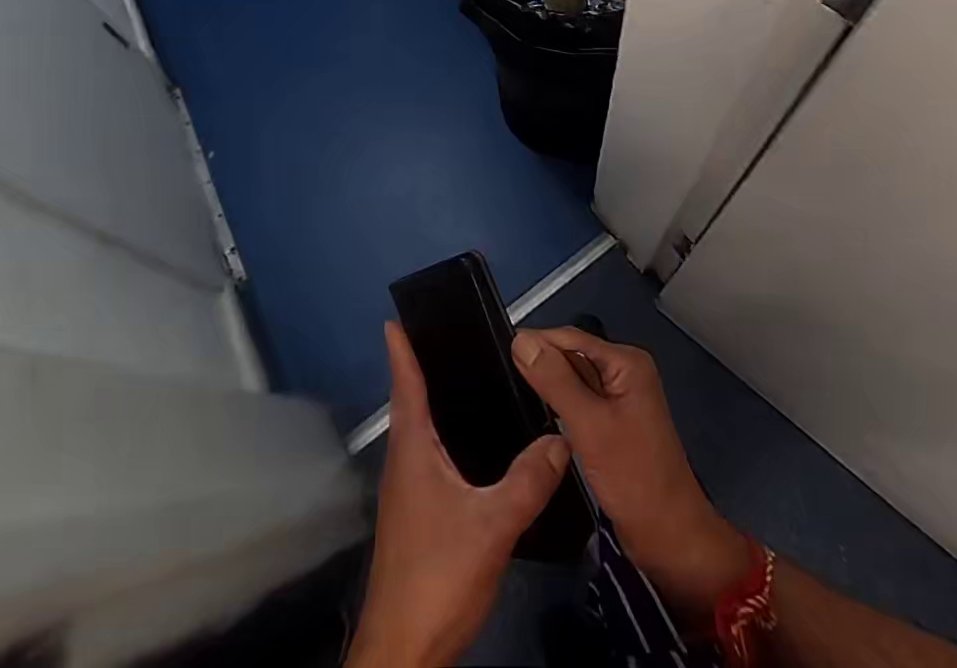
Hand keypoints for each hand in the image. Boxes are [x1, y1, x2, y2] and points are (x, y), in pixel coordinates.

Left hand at [347, 322, 571, 667]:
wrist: (406, 648)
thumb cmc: (438, 576)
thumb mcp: (493, 525)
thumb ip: (528, 480)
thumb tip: (560, 438)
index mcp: (414, 455)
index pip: (406, 391)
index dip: (401, 354)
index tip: (396, 321)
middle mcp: (406, 466)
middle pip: (412, 407)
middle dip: (424, 371)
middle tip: (452, 341)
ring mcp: (410, 494)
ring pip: (423, 435)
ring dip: (436, 404)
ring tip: (470, 383)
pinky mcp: (420, 516)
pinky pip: (434, 459)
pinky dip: (450, 437)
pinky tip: (479, 447)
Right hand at [511, 327, 750, 626]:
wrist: (666, 533)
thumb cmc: (633, 476)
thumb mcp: (589, 424)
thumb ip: (555, 380)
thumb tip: (521, 340)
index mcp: (626, 363)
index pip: (570, 337)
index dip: (535, 342)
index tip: (496, 354)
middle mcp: (624, 372)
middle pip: (571, 355)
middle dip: (541, 365)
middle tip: (498, 380)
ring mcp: (618, 398)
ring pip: (571, 379)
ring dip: (547, 385)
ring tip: (510, 394)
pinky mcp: (610, 422)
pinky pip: (577, 401)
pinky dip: (558, 405)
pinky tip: (537, 415)